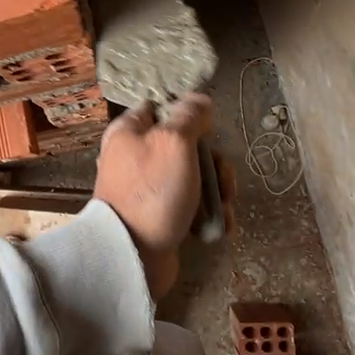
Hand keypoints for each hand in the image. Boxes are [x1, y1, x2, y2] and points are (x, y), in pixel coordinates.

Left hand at [92, 93, 213, 299]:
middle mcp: (136, 156)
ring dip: (216, 192)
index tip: (208, 130)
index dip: (188, 114)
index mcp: (130, 131)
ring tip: (224, 207)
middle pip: (186, 146)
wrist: (132, 254)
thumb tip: (200, 99)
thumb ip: (189, 116)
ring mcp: (148, 188)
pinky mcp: (158, 216)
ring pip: (193, 178)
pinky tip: (219, 226)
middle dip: (213, 163)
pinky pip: (190, 206)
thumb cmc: (152, 191)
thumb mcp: (173, 142)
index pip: (161, 107)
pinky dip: (207, 214)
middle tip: (222, 181)